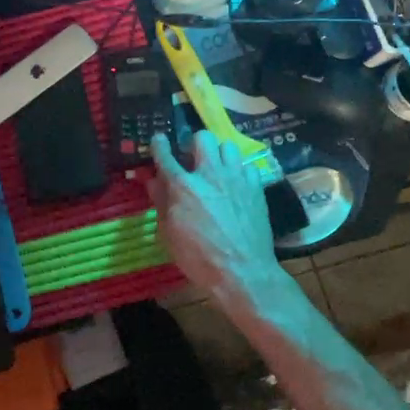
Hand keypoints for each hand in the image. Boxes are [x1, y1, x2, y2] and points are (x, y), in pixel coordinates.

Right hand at [149, 131, 281, 302]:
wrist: (243, 271)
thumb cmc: (198, 257)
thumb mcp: (169, 233)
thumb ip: (160, 201)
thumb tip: (152, 180)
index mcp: (182, 185)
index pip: (165, 153)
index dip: (159, 144)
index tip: (159, 140)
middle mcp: (210, 174)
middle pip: (202, 137)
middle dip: (194, 144)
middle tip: (192, 159)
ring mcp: (236, 178)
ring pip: (228, 146)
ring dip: (219, 154)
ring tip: (216, 169)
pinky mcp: (256, 187)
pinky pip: (247, 166)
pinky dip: (239, 171)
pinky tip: (236, 185)